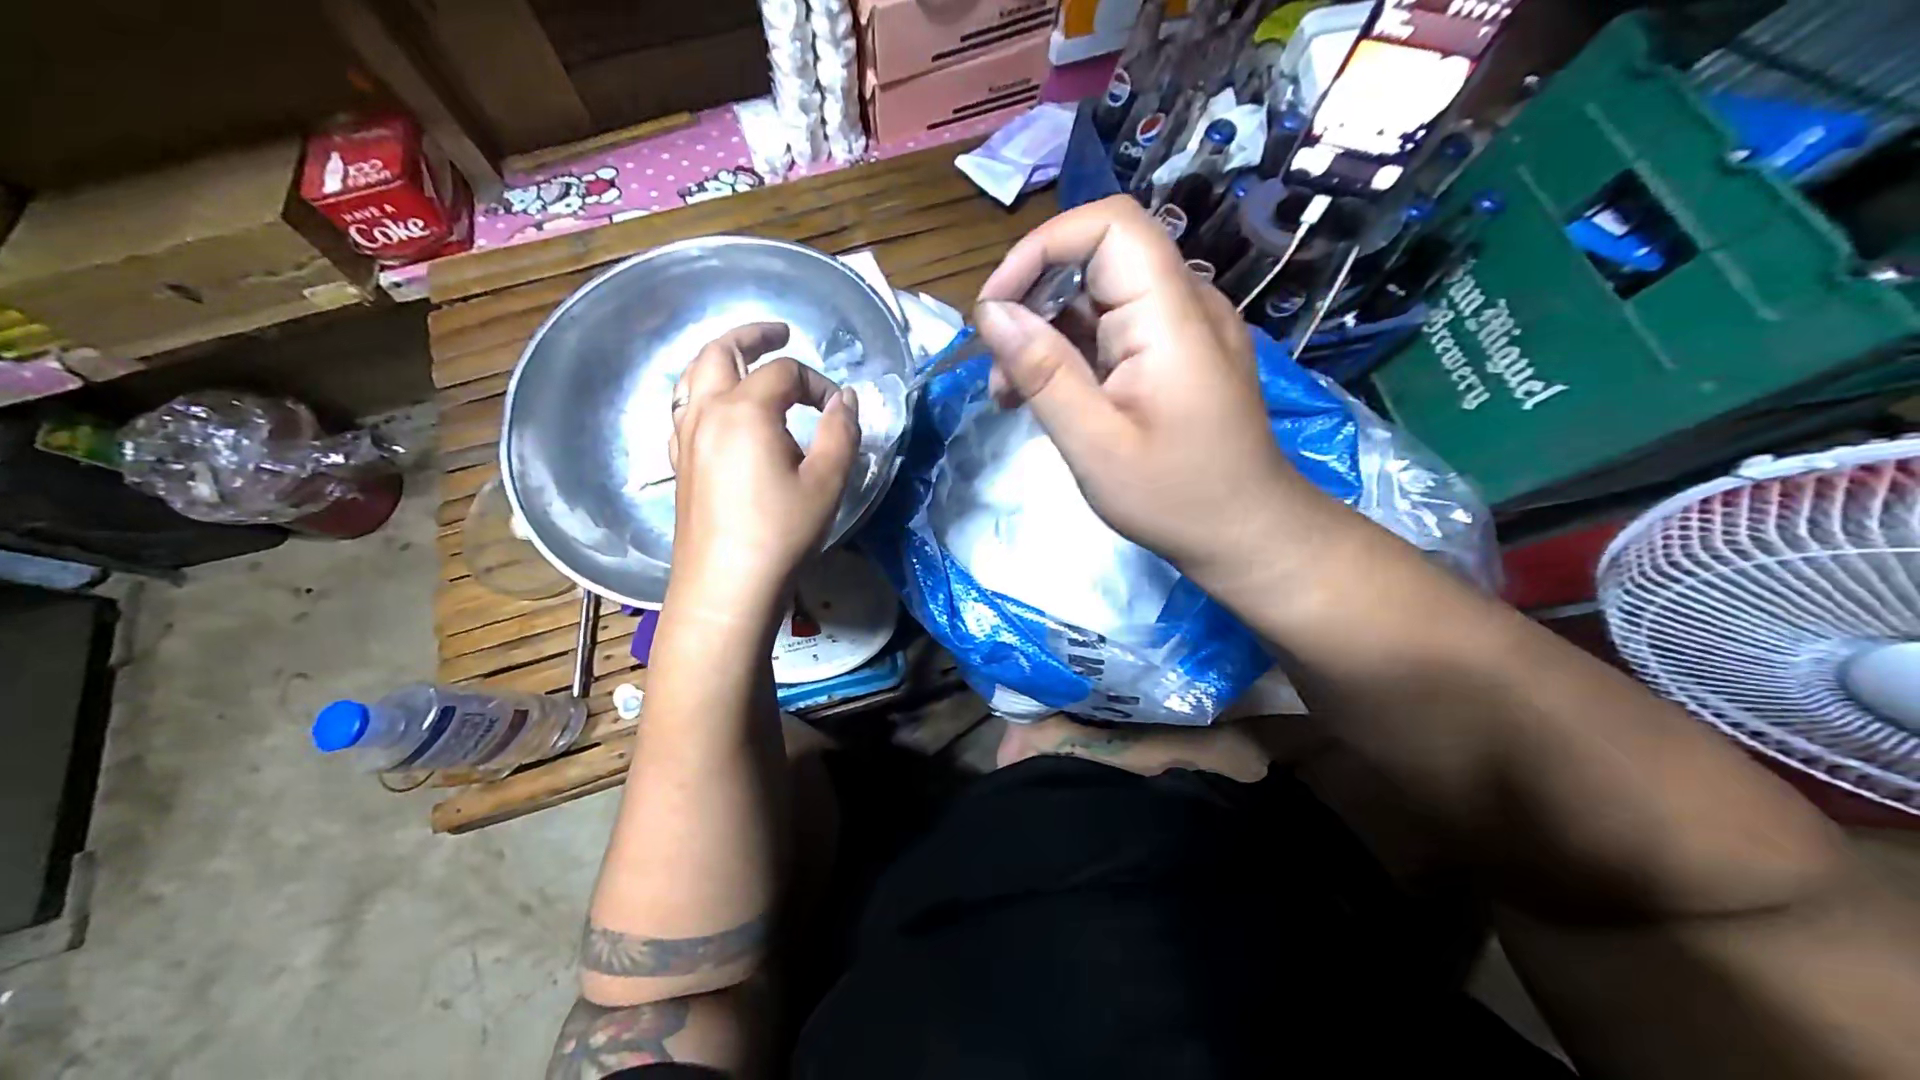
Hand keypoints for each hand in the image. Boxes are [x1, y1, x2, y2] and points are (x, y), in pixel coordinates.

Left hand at [666, 323, 859, 617]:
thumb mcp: (827, 481)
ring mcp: (686, 437)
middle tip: (779, 333)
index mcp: (744, 410)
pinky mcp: (680, 463)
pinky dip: (704, 393)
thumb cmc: (782, 532)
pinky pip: (685, 409)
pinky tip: (721, 412)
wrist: (727, 585)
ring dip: (721, 360)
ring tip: (747, 363)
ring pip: (693, 377)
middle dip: (752, 336)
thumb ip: (841, 432)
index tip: (838, 411)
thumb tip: (844, 400)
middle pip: (720, 352)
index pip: (785, 373)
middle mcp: (706, 412)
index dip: (817, 383)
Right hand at [973, 195, 1336, 581]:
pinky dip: (1073, 354)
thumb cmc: (1175, 497)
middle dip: (1033, 302)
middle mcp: (1184, 303)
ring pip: (1099, 297)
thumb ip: (1043, 371)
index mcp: (1171, 315)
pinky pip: (1115, 329)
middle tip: (998, 368)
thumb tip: (990, 313)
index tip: (996, 309)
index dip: (1041, 248)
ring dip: (1046, 334)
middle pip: (1096, 259)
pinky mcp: (1177, 353)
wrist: (1248, 533)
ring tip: (1011, 394)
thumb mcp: (1095, 443)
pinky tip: (1048, 397)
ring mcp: (1184, 328)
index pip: (1108, 226)